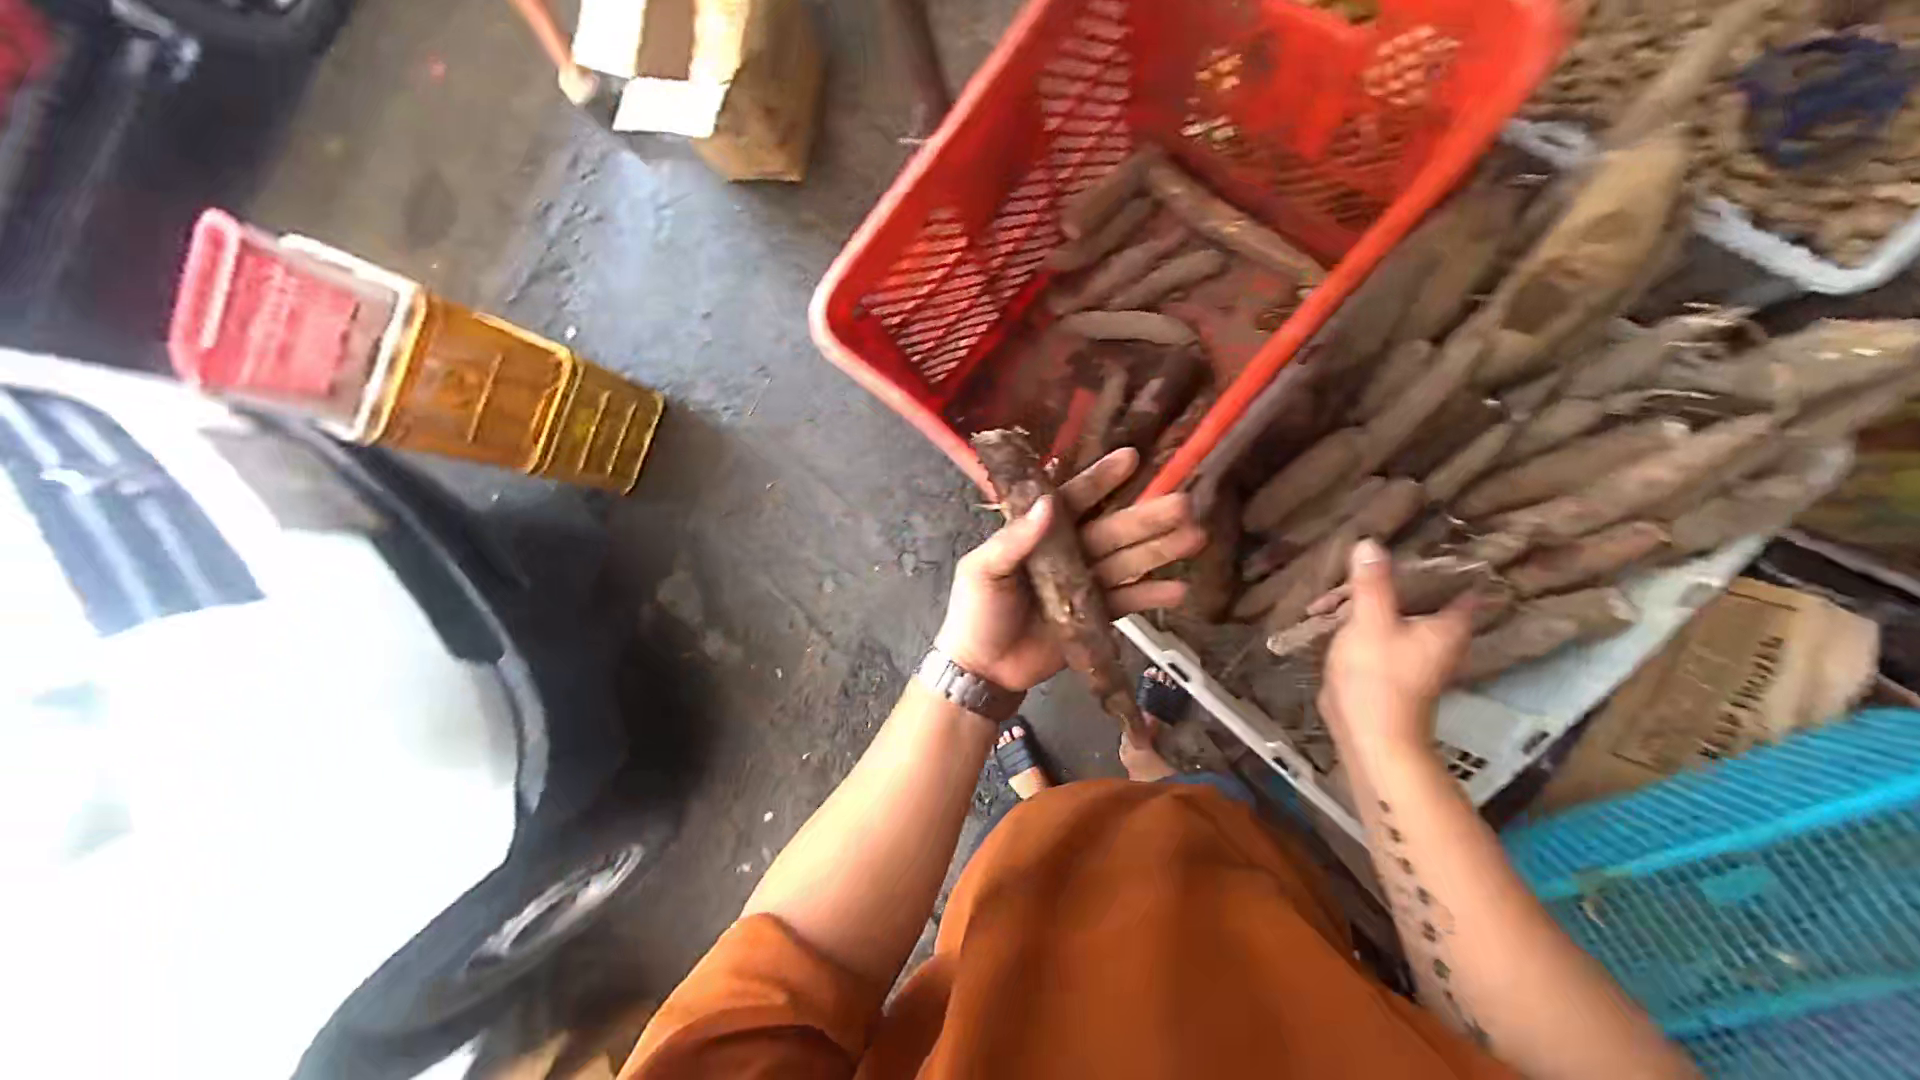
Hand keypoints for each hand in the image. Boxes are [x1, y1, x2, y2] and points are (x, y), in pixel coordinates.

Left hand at [934, 448, 1204, 691]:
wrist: (983, 668)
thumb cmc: (977, 611)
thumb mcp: (983, 570)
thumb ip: (1014, 540)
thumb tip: (1049, 503)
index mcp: (1037, 534)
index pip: (1073, 500)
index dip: (1101, 480)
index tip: (1131, 458)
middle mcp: (1067, 553)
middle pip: (1111, 530)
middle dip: (1147, 517)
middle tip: (1185, 503)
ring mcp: (1084, 583)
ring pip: (1126, 561)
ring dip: (1160, 550)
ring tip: (1196, 536)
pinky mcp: (1095, 615)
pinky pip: (1126, 600)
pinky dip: (1150, 595)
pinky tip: (1179, 588)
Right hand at [1320, 538, 1473, 752]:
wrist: (1369, 735)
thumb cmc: (1377, 677)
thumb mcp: (1370, 621)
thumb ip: (1371, 582)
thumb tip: (1369, 542)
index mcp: (1447, 624)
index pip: (1453, 580)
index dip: (1431, 561)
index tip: (1401, 547)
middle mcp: (1437, 636)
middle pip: (1412, 594)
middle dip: (1376, 583)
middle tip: (1342, 581)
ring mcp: (1413, 653)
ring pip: (1389, 613)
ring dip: (1357, 604)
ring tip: (1322, 605)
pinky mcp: (1389, 666)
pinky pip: (1373, 631)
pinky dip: (1353, 623)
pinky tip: (1324, 622)